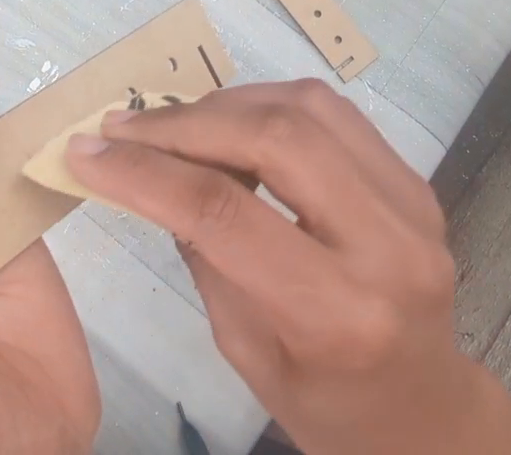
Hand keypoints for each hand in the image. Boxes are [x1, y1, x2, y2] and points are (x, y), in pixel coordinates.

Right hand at [66, 80, 510, 454]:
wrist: (424, 407)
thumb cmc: (322, 397)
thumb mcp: (242, 347)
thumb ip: (202, 251)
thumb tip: (145, 169)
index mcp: (337, 312)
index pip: (224, 214)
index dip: (144, 173)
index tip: (87, 151)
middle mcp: (387, 245)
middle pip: (274, 138)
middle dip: (184, 123)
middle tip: (124, 127)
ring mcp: (410, 202)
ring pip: (305, 107)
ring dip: (225, 104)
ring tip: (174, 125)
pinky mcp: (413, 177)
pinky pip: (331, 112)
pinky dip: (267, 104)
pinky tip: (231, 124)